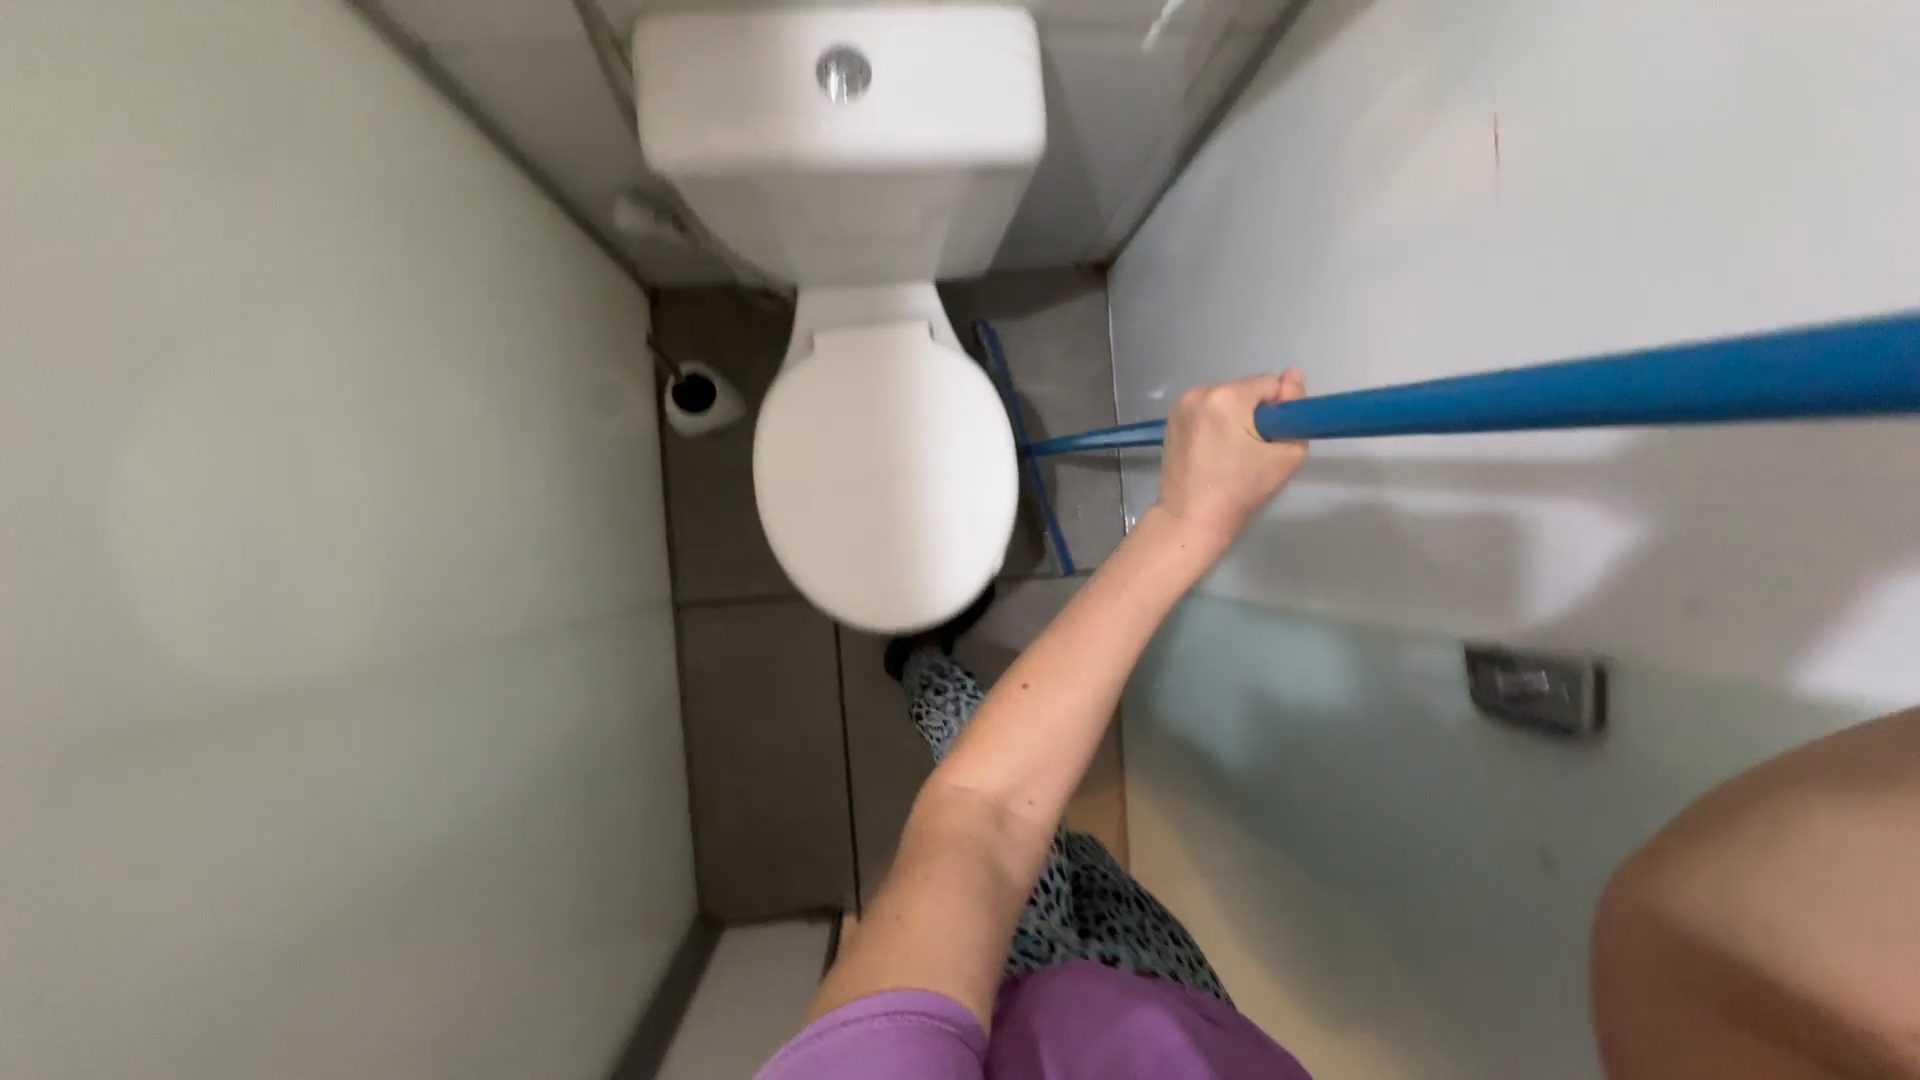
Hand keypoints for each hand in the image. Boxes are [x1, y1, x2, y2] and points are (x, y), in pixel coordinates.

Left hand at [1153, 369, 1308, 549]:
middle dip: (1255, 412)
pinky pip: (1206, 409)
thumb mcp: (1286, 455)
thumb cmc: (1240, 490)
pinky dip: (1215, 422)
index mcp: (1227, 397)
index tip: (1272, 437)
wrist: (1191, 517)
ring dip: (1235, 416)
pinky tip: (1214, 449)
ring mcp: (1181, 405)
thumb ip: (1296, 412)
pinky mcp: (1171, 419)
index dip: (1280, 409)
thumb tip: (1294, 374)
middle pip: (1245, 389)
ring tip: (1232, 451)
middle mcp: (1200, 392)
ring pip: (1225, 398)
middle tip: (1252, 448)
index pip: (1271, 383)